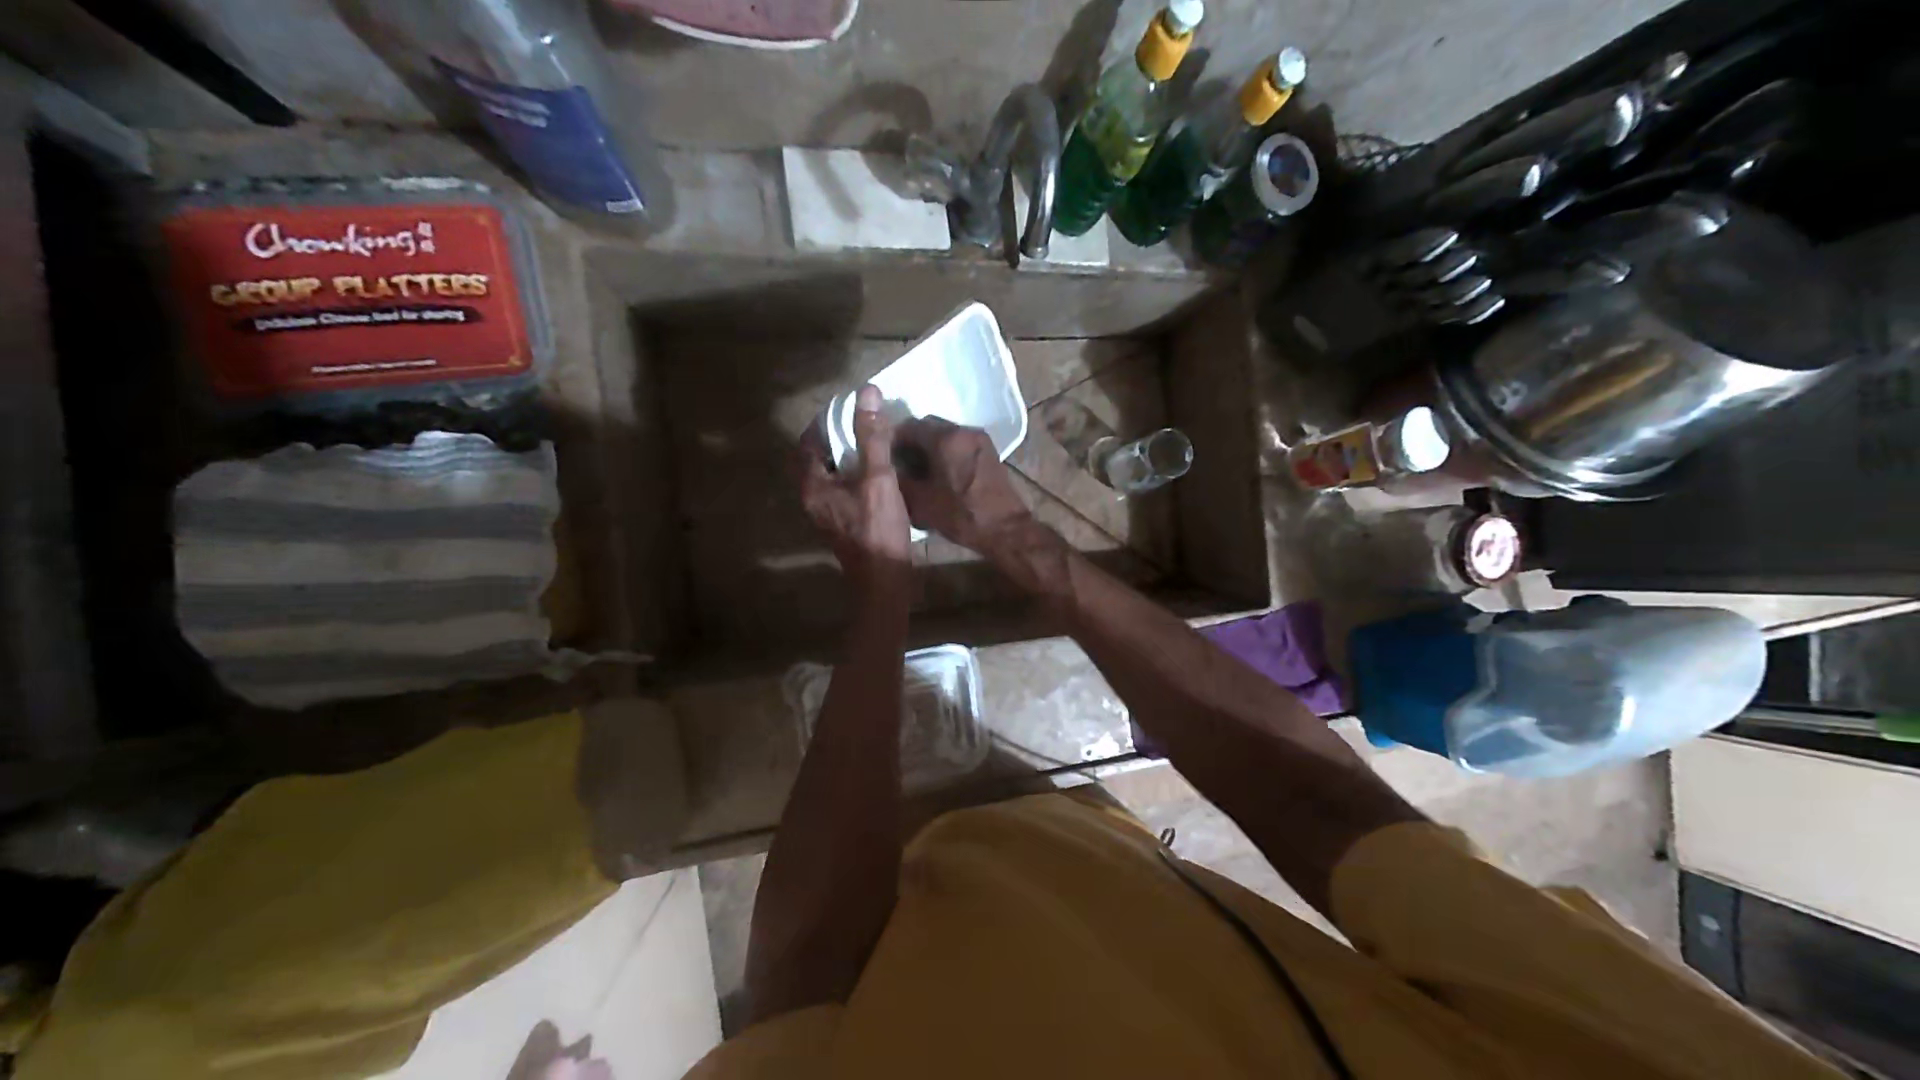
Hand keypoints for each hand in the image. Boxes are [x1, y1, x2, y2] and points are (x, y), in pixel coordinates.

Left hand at [799, 385, 911, 584]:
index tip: (851, 409)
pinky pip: (843, 490)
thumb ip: (872, 436)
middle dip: (840, 438)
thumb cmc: (878, 528)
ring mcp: (826, 514)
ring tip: (875, 443)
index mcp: (812, 485)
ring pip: (833, 475)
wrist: (884, 580)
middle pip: (820, 458)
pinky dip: (856, 476)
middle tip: (866, 423)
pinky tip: (879, 473)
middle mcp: (812, 499)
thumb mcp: (878, 477)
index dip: (827, 421)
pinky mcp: (842, 524)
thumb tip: (867, 392)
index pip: (809, 441)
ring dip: (850, 457)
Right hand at [892, 417, 1036, 556]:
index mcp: (945, 438)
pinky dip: (946, 452)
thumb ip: (899, 480)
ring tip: (918, 471)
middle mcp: (963, 430)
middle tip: (899, 464)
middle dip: (911, 442)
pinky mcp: (988, 451)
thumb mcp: (920, 502)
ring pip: (945, 435)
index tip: (883, 456)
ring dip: (929, 447)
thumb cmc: (961, 515)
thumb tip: (887, 468)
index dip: (891, 439)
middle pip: (928, 427)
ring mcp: (979, 439)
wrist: (1005, 529)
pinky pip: (959, 443)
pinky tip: (939, 474)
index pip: (908, 426)